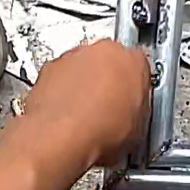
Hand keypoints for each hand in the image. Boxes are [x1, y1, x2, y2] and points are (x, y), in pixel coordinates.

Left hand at [14, 40, 149, 168]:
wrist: (62, 137)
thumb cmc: (98, 131)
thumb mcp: (136, 129)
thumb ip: (136, 111)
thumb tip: (132, 118)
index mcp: (133, 61)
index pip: (139, 68)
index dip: (134, 88)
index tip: (130, 102)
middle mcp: (103, 51)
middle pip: (108, 61)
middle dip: (107, 82)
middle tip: (106, 109)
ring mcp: (74, 57)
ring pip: (82, 67)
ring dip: (82, 85)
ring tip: (84, 116)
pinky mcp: (50, 68)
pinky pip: (59, 77)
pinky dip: (61, 92)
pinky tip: (65, 115)